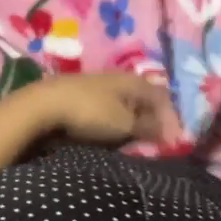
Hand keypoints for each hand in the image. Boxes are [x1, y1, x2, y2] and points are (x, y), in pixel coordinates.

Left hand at [8, 73, 182, 146]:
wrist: (45, 104)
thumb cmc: (91, 112)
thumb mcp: (124, 123)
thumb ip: (149, 126)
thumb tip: (170, 131)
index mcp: (134, 81)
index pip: (163, 97)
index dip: (172, 119)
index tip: (175, 142)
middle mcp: (120, 78)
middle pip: (146, 98)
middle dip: (155, 119)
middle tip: (160, 141)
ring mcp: (101, 84)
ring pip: (128, 102)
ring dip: (137, 119)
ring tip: (140, 140)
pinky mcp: (85, 94)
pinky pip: (113, 106)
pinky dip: (120, 119)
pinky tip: (116, 130)